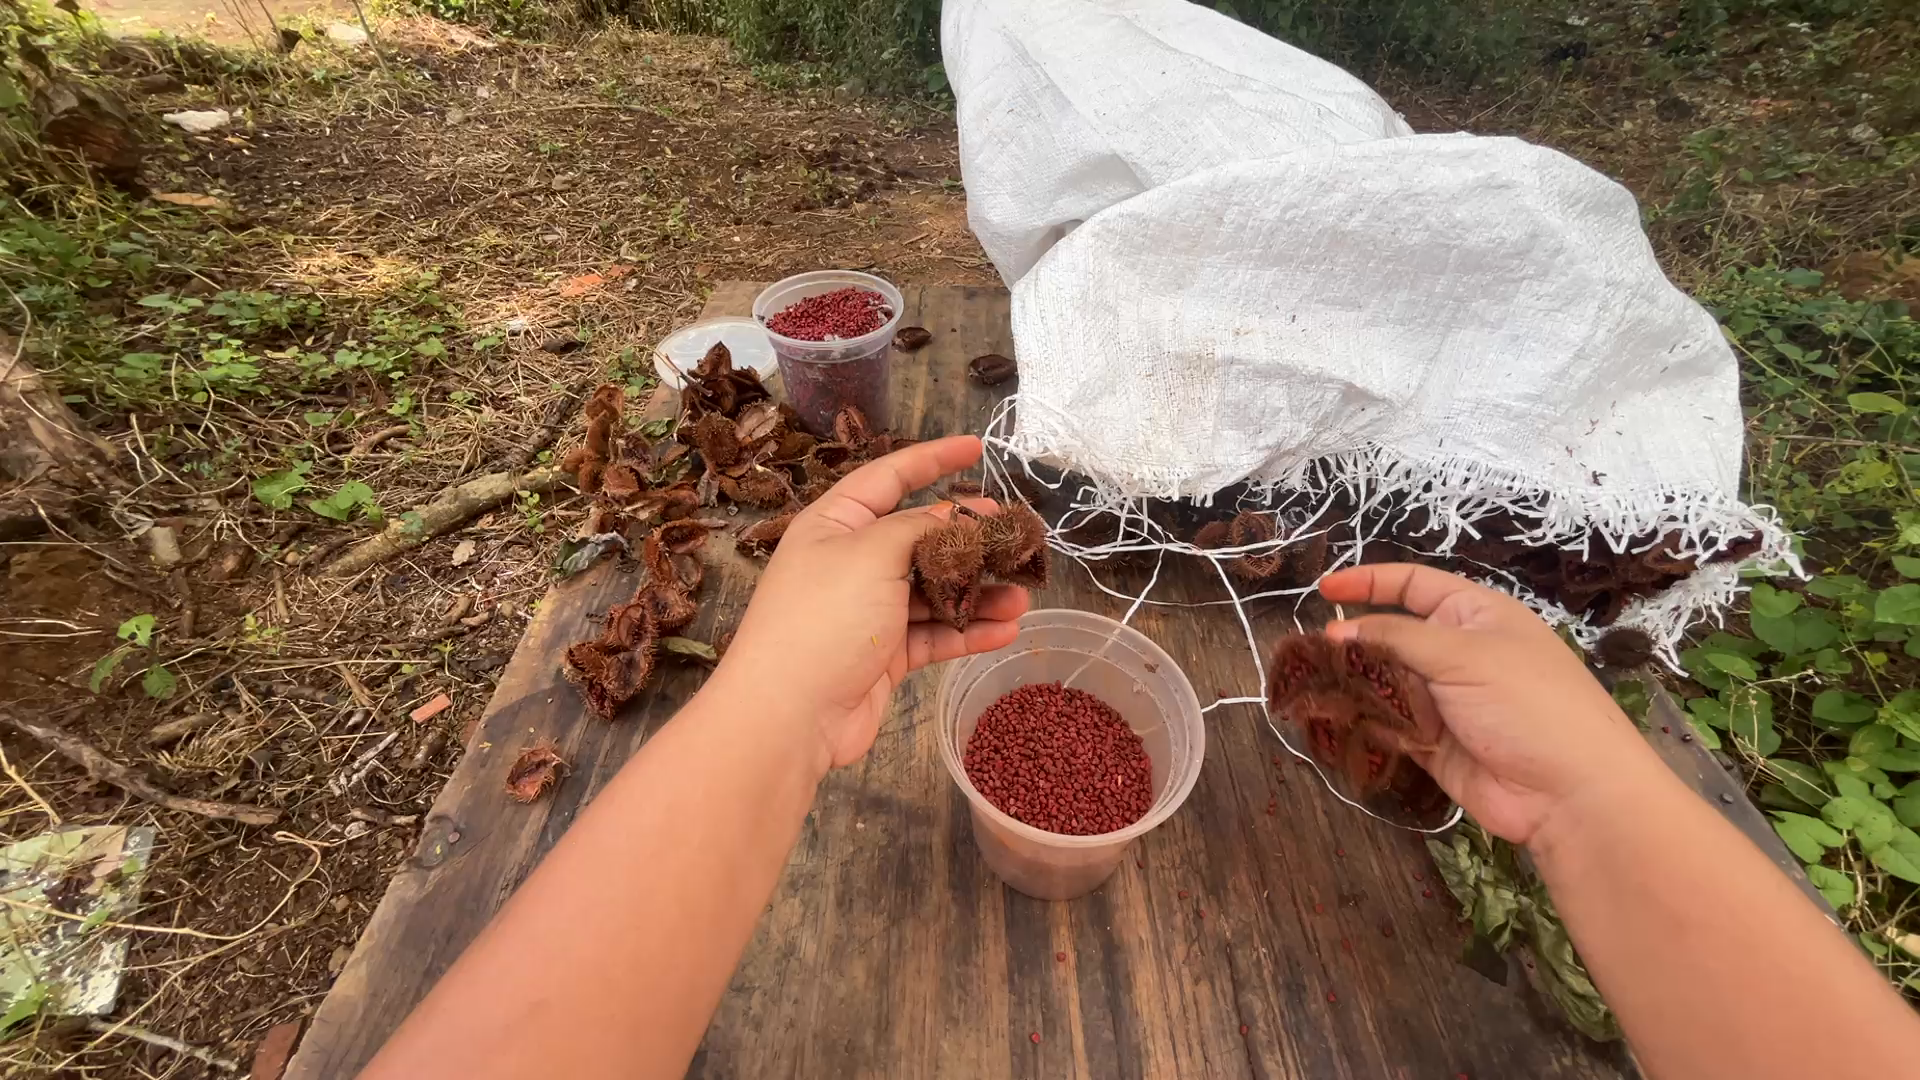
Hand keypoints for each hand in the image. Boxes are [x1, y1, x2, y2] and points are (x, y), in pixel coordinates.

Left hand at [716, 435, 1030, 769]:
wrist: (790, 715)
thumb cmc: (824, 618)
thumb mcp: (871, 554)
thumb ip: (919, 528)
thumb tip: (953, 517)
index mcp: (836, 524)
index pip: (889, 477)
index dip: (932, 458)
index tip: (975, 448)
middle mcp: (852, 562)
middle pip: (921, 538)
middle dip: (968, 540)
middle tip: (1014, 539)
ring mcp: (869, 611)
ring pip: (934, 591)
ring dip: (977, 594)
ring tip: (1021, 598)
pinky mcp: (885, 654)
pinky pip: (934, 634)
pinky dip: (966, 632)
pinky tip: (1004, 631)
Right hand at [1319, 563, 1659, 845]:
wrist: (1571, 796)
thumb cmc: (1528, 705)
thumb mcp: (1462, 655)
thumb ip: (1393, 637)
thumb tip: (1333, 631)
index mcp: (1474, 616)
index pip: (1412, 584)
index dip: (1367, 582)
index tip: (1322, 589)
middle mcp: (1455, 651)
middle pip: (1388, 632)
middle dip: (1351, 638)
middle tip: (1312, 648)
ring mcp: (1440, 696)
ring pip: (1380, 676)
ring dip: (1350, 678)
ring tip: (1315, 682)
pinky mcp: (1426, 737)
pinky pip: (1382, 717)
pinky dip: (1359, 715)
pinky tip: (1334, 713)